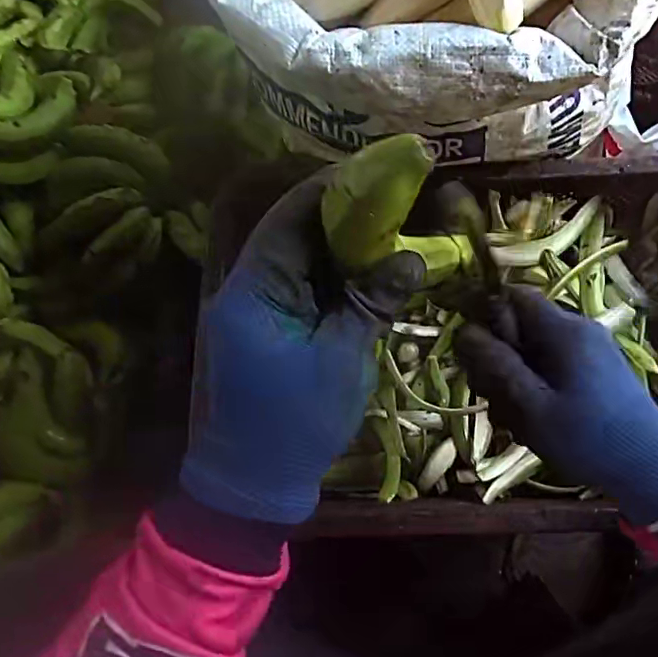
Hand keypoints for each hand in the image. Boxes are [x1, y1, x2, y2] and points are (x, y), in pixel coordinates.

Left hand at [180, 171, 424, 524]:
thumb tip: (413, 258)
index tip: (372, 172)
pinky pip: (303, 287)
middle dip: (339, 213)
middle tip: (389, 196)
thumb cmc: (293, 424)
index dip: (328, 190)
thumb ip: (372, 303)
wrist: (250, 484)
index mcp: (251, 291)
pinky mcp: (269, 328)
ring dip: (339, 243)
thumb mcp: (340, 361)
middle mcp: (244, 289)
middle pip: (292, 233)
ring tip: (386, 224)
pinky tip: (367, 267)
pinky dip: (334, 275)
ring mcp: (254, 309)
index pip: (287, 219)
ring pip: (299, 259)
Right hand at [456, 288, 657, 523]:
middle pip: (520, 324)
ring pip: (533, 347)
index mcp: (563, 330)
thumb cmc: (588, 437)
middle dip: (499, 356)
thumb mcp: (533, 407)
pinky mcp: (595, 366)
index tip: (483, 356)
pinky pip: (552, 363)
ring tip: (516, 416)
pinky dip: (537, 384)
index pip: (514, 296)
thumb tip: (464, 331)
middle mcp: (577, 328)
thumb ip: (497, 366)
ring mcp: (589, 347)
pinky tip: (535, 417)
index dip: (490, 318)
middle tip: (495, 397)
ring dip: (515, 376)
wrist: (648, 464)